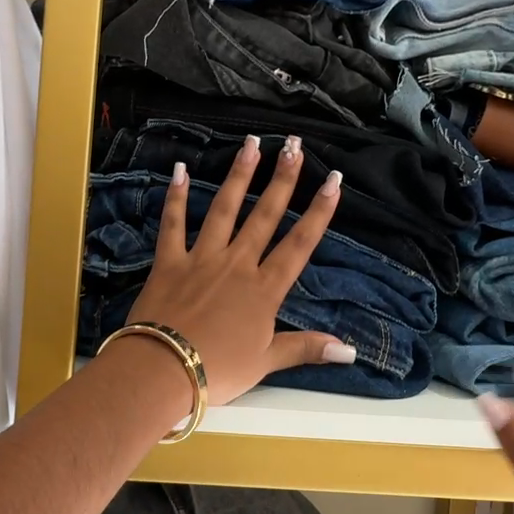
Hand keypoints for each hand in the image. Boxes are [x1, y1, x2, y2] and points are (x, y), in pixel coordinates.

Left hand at [124, 135, 355, 404]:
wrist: (163, 369)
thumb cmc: (218, 369)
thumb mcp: (266, 363)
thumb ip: (305, 348)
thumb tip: (350, 350)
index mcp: (263, 289)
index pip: (299, 244)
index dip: (319, 212)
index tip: (334, 181)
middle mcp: (236, 264)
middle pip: (265, 216)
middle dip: (283, 179)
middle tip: (295, 145)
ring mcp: (201, 258)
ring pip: (224, 209)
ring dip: (239, 175)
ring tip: (252, 144)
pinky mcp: (169, 260)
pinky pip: (173, 223)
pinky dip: (175, 196)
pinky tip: (179, 169)